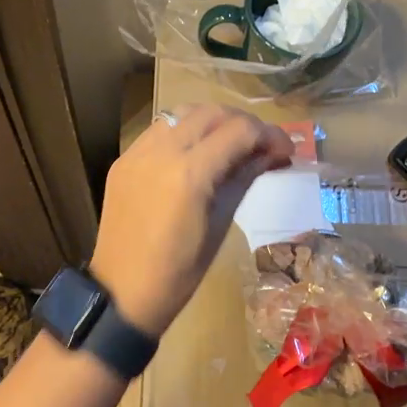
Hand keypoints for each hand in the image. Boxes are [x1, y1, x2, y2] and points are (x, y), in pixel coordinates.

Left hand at [89, 104, 292, 336]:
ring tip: (230, 144)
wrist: (121, 294)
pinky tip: (196, 152)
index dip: (269, 135)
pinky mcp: (124, 160)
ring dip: (212, 121)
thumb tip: (271, 154)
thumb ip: (243, 179)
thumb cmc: (179, 272)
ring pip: (182, 113)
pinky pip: (159, 130)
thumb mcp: (220, 225)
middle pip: (212, 113)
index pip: (239, 131)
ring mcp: (138, 152)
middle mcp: (162, 151)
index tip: (286, 150)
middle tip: (262, 145)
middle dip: (243, 123)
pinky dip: (183, 131)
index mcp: (190, 173)